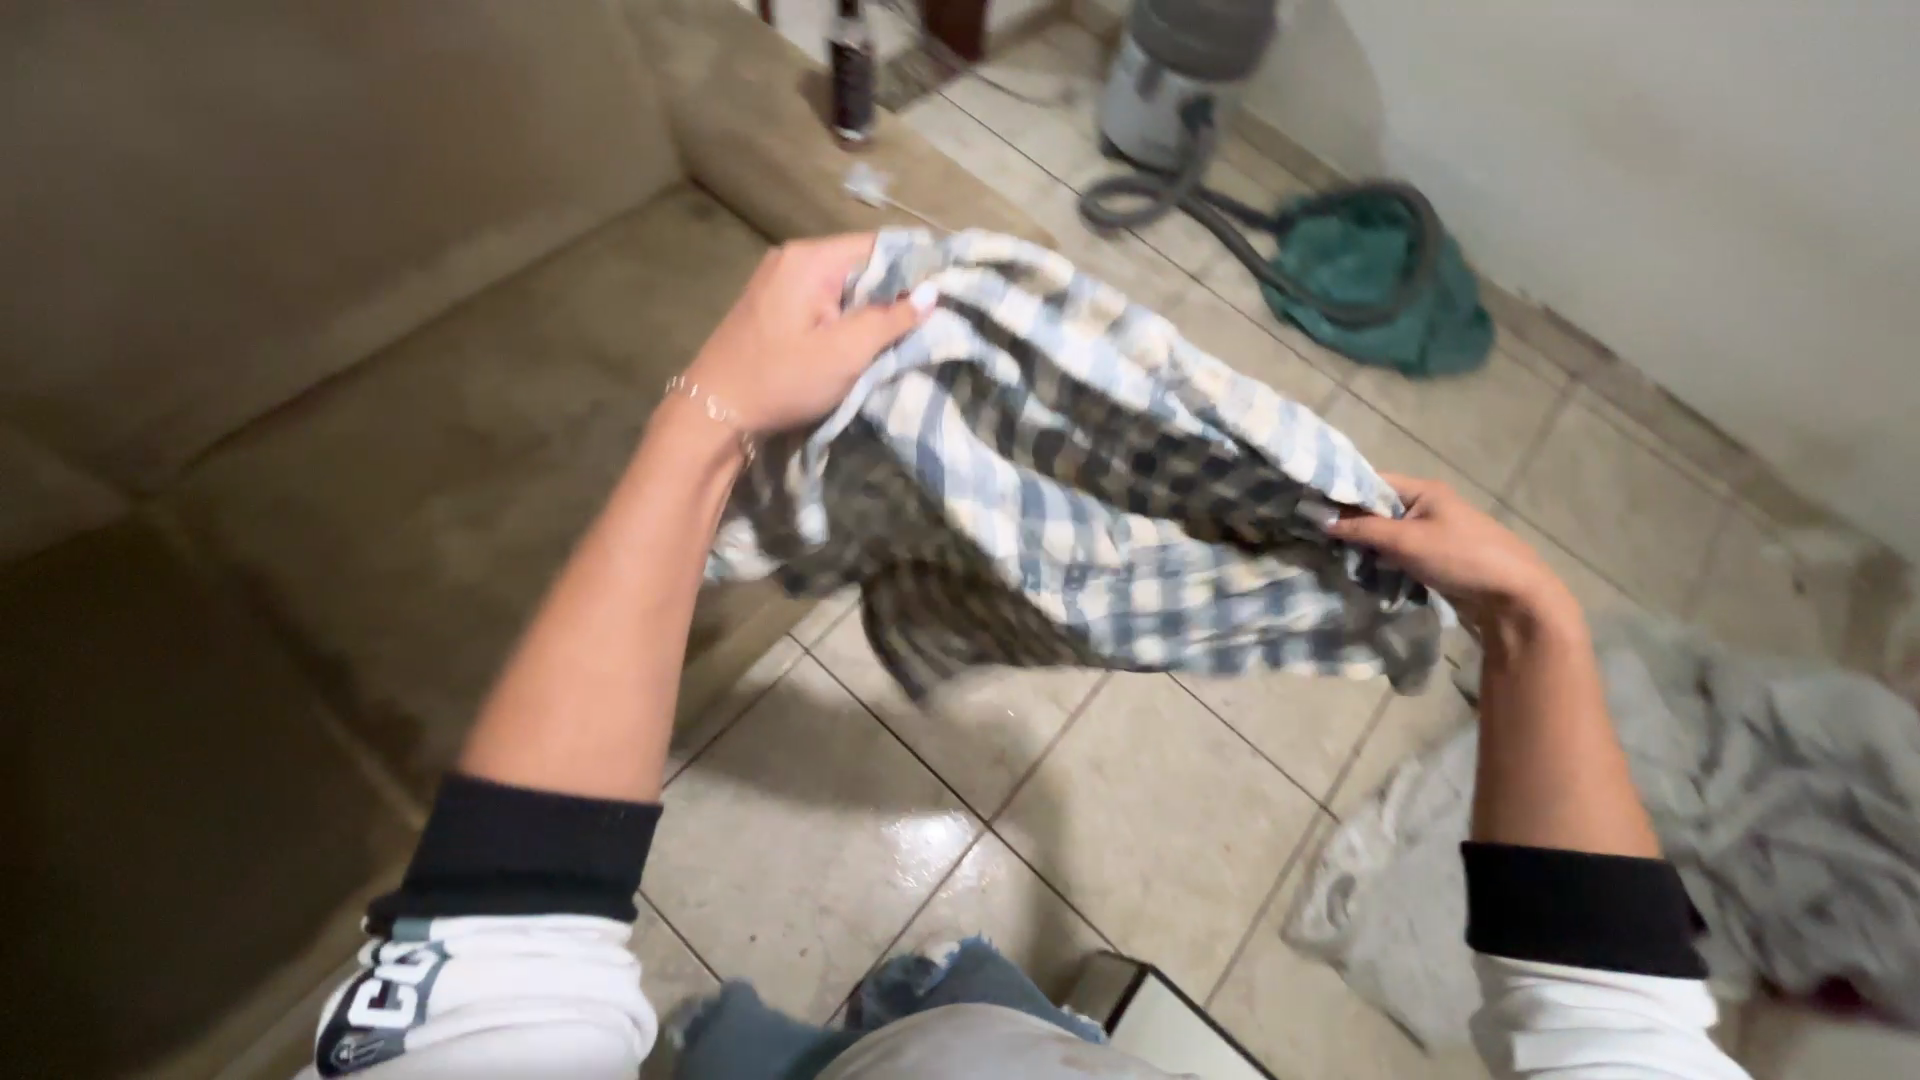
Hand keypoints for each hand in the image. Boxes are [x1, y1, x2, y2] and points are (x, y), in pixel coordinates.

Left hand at [680, 233, 930, 435]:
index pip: (879, 246)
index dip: (915, 268)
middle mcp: (792, 258)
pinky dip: (846, 316)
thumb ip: (890, 319)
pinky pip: (823, 300)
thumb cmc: (782, 380)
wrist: (713, 412)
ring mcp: (778, 280)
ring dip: (870, 308)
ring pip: (843, 284)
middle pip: (861, 263)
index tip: (945, 294)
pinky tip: (859, 341)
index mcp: (810, 259)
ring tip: (898, 335)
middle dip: (894, 291)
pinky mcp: (773, 305)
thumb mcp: (844, 353)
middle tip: (925, 322)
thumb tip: (933, 292)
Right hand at [1327, 473, 1578, 623]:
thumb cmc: (1460, 557)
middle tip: (1318, 536)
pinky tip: (1361, 569)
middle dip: (1349, 521)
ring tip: (1334, 554)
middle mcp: (1426, 506)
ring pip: (1385, 531)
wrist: (1513, 596)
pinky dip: (1379, 558)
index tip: (1311, 508)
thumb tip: (1323, 521)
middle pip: (1376, 507)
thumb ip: (1362, 529)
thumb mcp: (1405, 540)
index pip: (1372, 482)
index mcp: (1423, 491)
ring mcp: (1431, 532)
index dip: (1342, 492)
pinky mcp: (1433, 556)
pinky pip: (1396, 550)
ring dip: (1364, 543)